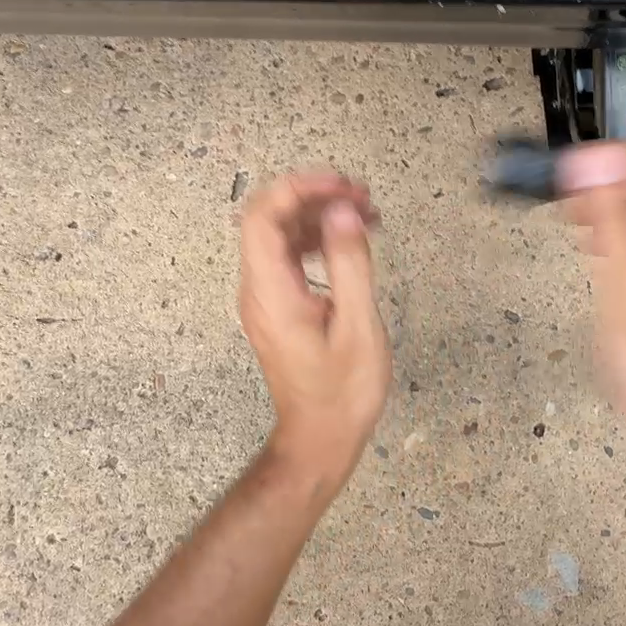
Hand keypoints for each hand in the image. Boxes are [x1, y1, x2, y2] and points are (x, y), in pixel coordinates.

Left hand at [238, 172, 390, 483]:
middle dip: (314, 196)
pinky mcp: (279, 307)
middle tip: (363, 197)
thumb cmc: (343, 392)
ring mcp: (266, 298)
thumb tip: (342, 210)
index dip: (300, 188)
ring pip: (280, 235)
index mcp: (271, 291)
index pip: (262, 216)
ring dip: (319, 216)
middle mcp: (258, 289)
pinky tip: (352, 242)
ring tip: (367, 215)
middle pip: (269, 219)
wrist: (321, 439)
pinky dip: (318, 241)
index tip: (344, 186)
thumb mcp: (357, 326)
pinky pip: (290, 258)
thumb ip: (349, 263)